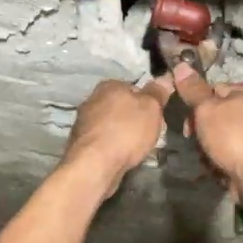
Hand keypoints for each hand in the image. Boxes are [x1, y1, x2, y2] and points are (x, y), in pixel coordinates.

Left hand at [61, 78, 173, 196]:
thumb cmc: (126, 131)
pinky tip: (119, 157)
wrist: (95, 164)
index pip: (132, 88)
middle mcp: (91, 100)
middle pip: (119, 107)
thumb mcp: (151, 108)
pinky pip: (101, 142)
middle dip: (133, 119)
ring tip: (134, 148)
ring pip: (109, 125)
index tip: (155, 115)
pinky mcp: (79, 144)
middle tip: (147, 133)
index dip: (147, 101)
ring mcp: (82, 123)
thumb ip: (157, 93)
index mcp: (108, 86)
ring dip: (120, 134)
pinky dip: (110, 147)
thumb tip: (163, 78)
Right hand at [170, 62, 242, 192]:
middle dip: (201, 132)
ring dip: (208, 149)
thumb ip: (193, 89)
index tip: (188, 124)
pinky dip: (221, 159)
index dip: (195, 107)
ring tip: (211, 159)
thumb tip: (181, 65)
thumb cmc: (233, 136)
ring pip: (219, 136)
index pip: (212, 90)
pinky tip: (220, 168)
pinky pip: (230, 152)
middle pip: (215, 115)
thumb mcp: (207, 109)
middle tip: (198, 144)